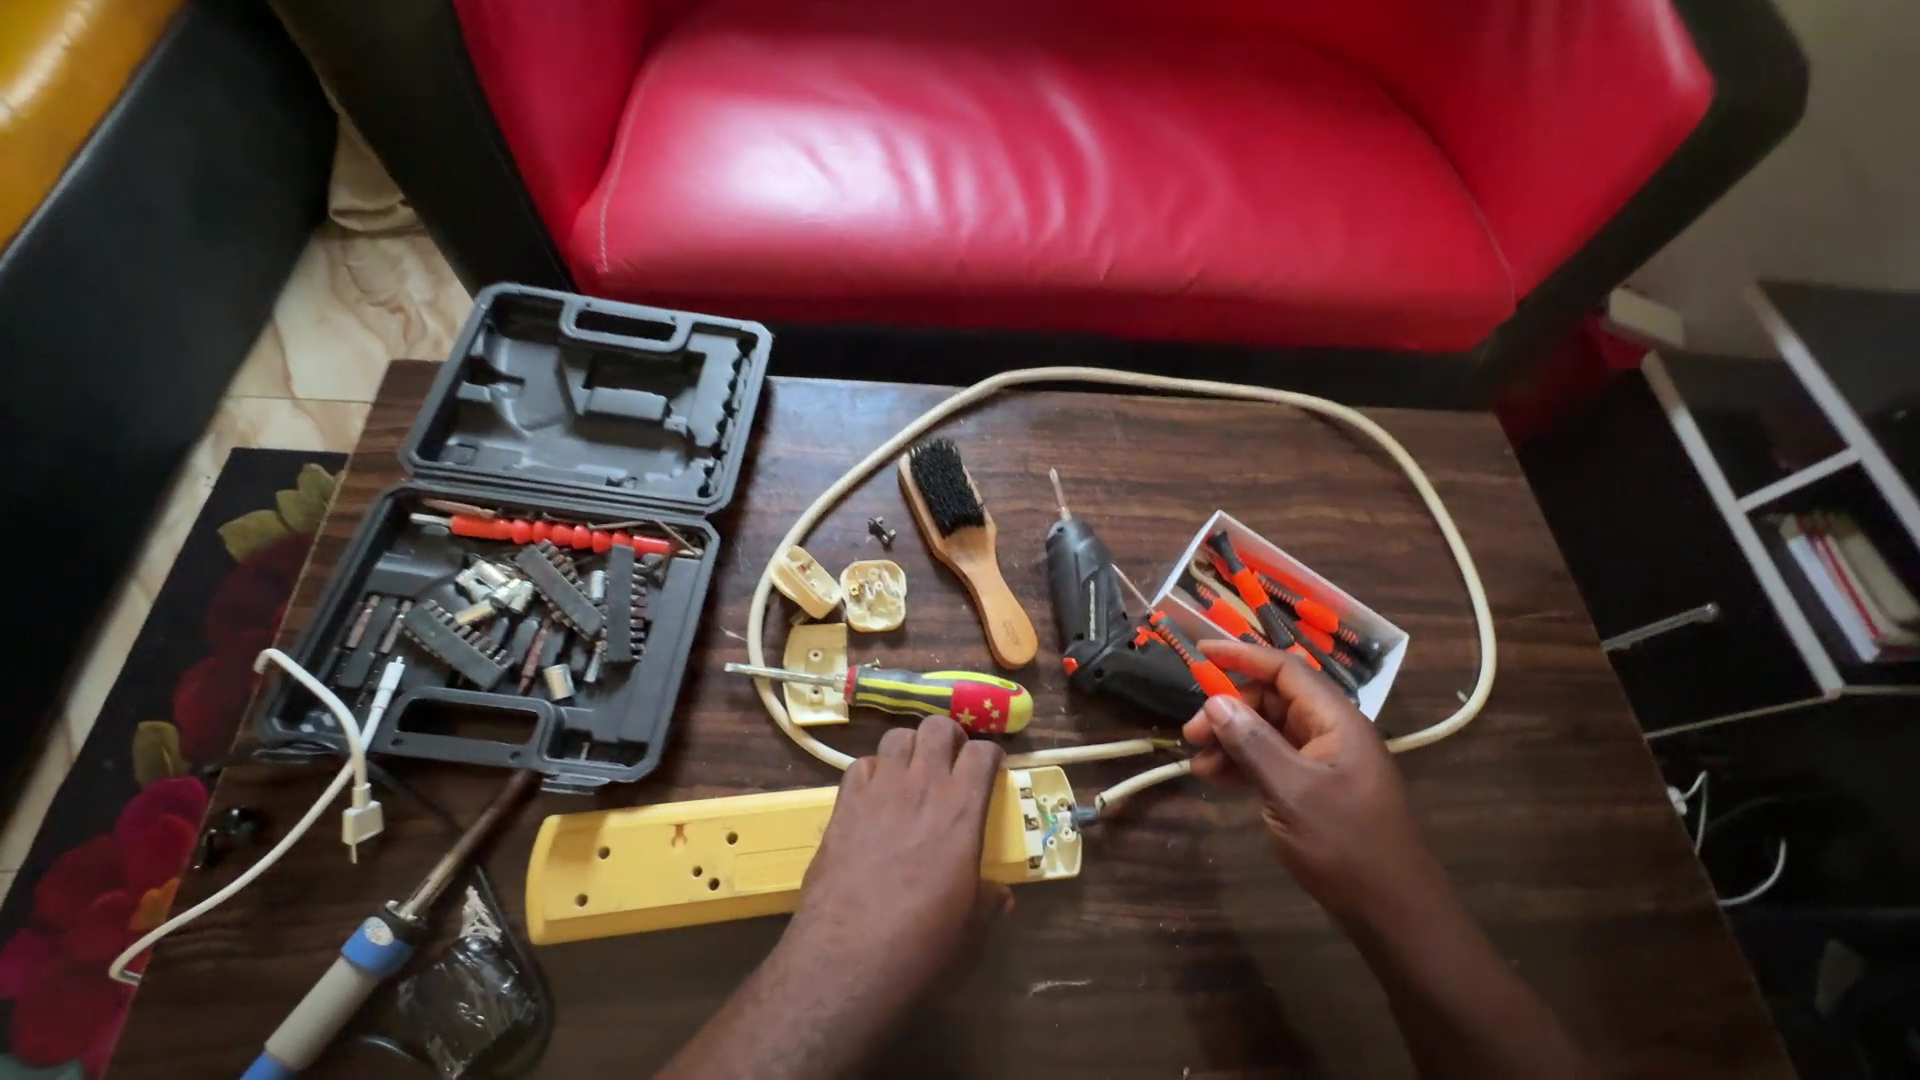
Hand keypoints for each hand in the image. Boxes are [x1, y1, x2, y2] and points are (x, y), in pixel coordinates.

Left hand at [787, 716, 1012, 1001]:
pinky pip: (860, 765)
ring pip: (896, 736)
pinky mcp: (843, 804)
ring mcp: (879, 791)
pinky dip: (872, 771)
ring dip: (910, 747)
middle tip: (951, 761)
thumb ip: (988, 904)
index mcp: (962, 811)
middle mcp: (922, 787)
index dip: (991, 755)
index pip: (984, 752)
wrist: (848, 957)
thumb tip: (1000, 896)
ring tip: (912, 770)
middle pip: (937, 727)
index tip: (991, 769)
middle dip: (949, 737)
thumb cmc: (922, 945)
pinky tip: (874, 795)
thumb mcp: (972, 932)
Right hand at [1183, 640, 1450, 926]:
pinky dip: (1245, 764)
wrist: (1395, 916)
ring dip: (1232, 741)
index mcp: (1337, 721)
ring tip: (1200, 767)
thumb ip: (1252, 743)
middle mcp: (1332, 733)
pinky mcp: (1318, 789)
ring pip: (1269, 732)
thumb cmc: (1346, 846)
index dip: (1242, 657)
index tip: (1199, 653)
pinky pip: (1274, 760)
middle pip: (1273, 700)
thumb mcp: (1291, 792)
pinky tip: (1219, 780)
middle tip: (1192, 736)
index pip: (1285, 670)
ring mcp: (1326, 762)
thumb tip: (1215, 701)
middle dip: (1230, 710)